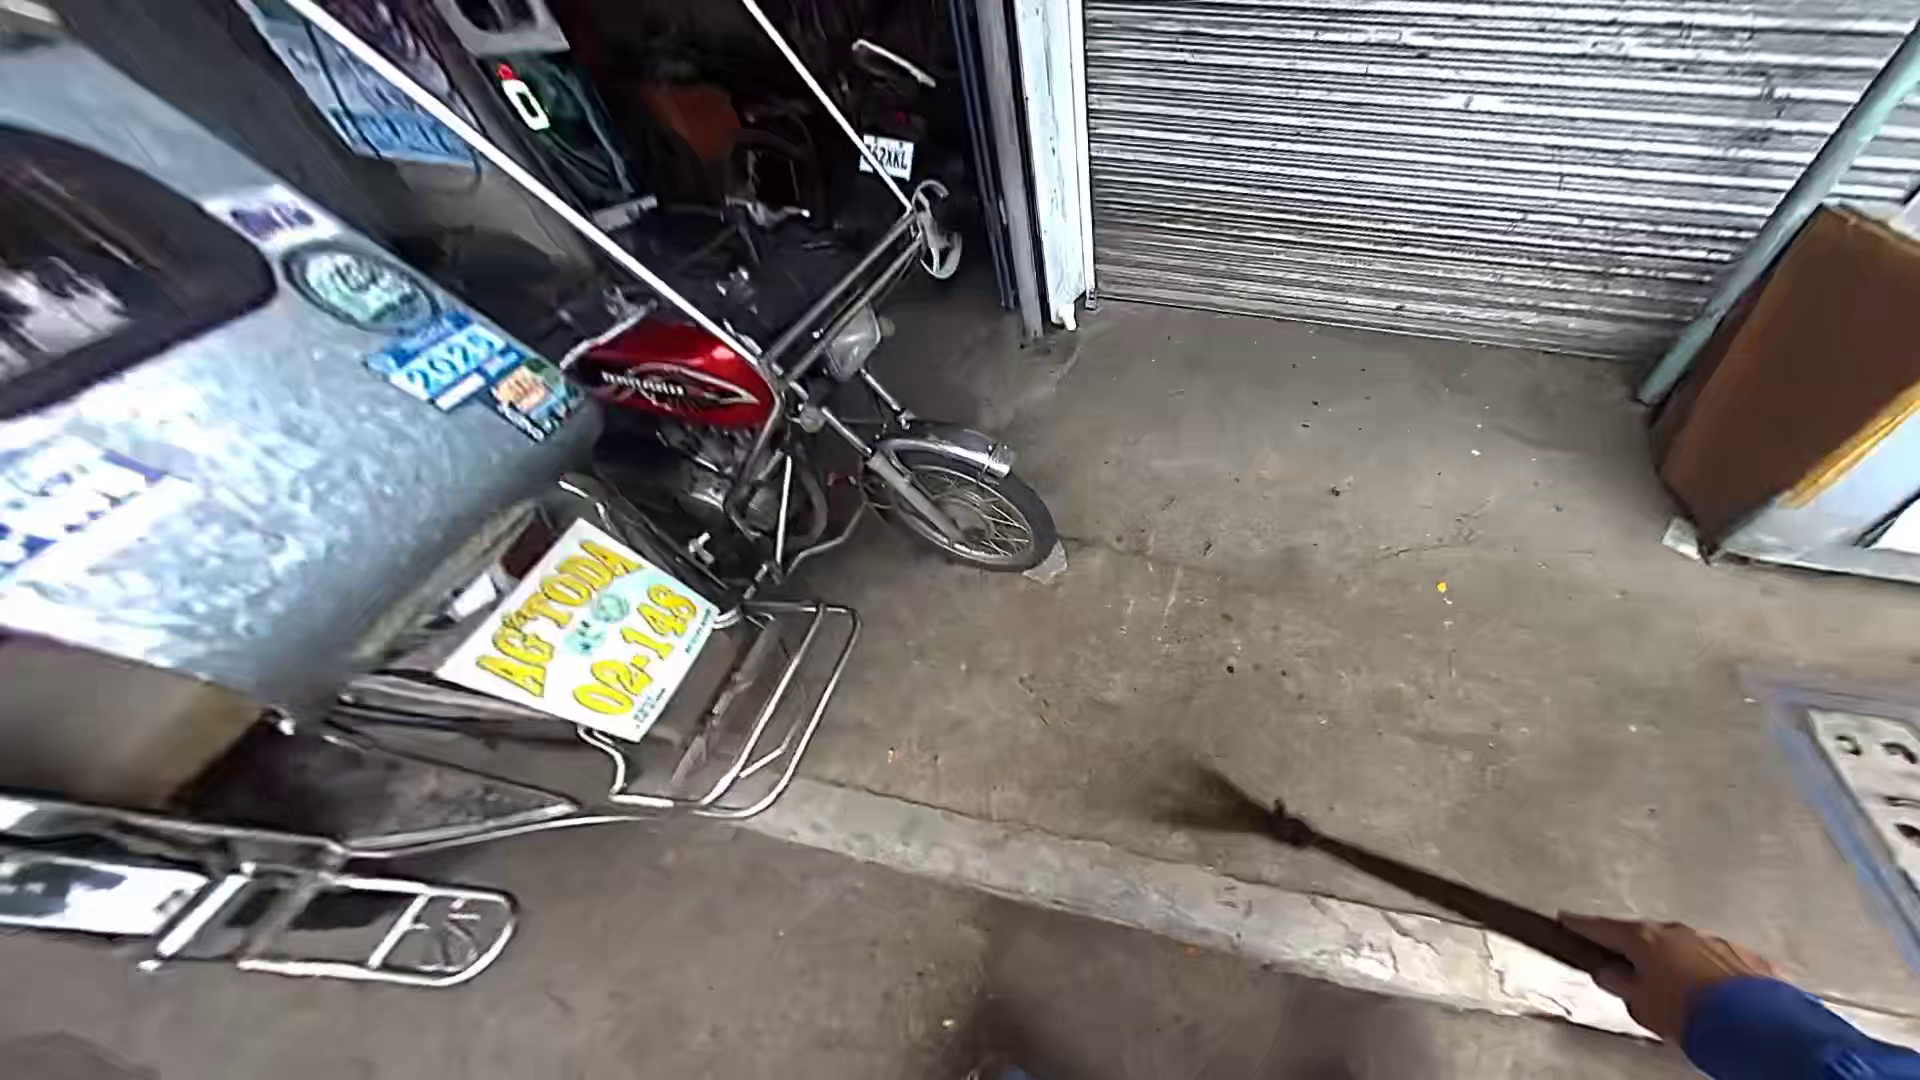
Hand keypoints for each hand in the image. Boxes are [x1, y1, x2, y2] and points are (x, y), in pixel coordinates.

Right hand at [1560, 914, 1778, 1042]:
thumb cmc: (1698, 1018)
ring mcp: (1716, 943)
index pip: (1595, 926)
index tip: (1565, 923)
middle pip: (1642, 937)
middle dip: (1636, 951)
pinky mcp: (1754, 962)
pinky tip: (1720, 993)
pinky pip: (1723, 962)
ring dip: (1677, 962)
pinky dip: (1714, 973)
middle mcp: (1673, 931)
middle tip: (1632, 971)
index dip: (1577, 927)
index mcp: (1639, 936)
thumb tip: (1608, 974)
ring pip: (1684, 948)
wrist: (1778, 1038)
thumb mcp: (1644, 1007)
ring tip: (1682, 989)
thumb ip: (1619, 984)